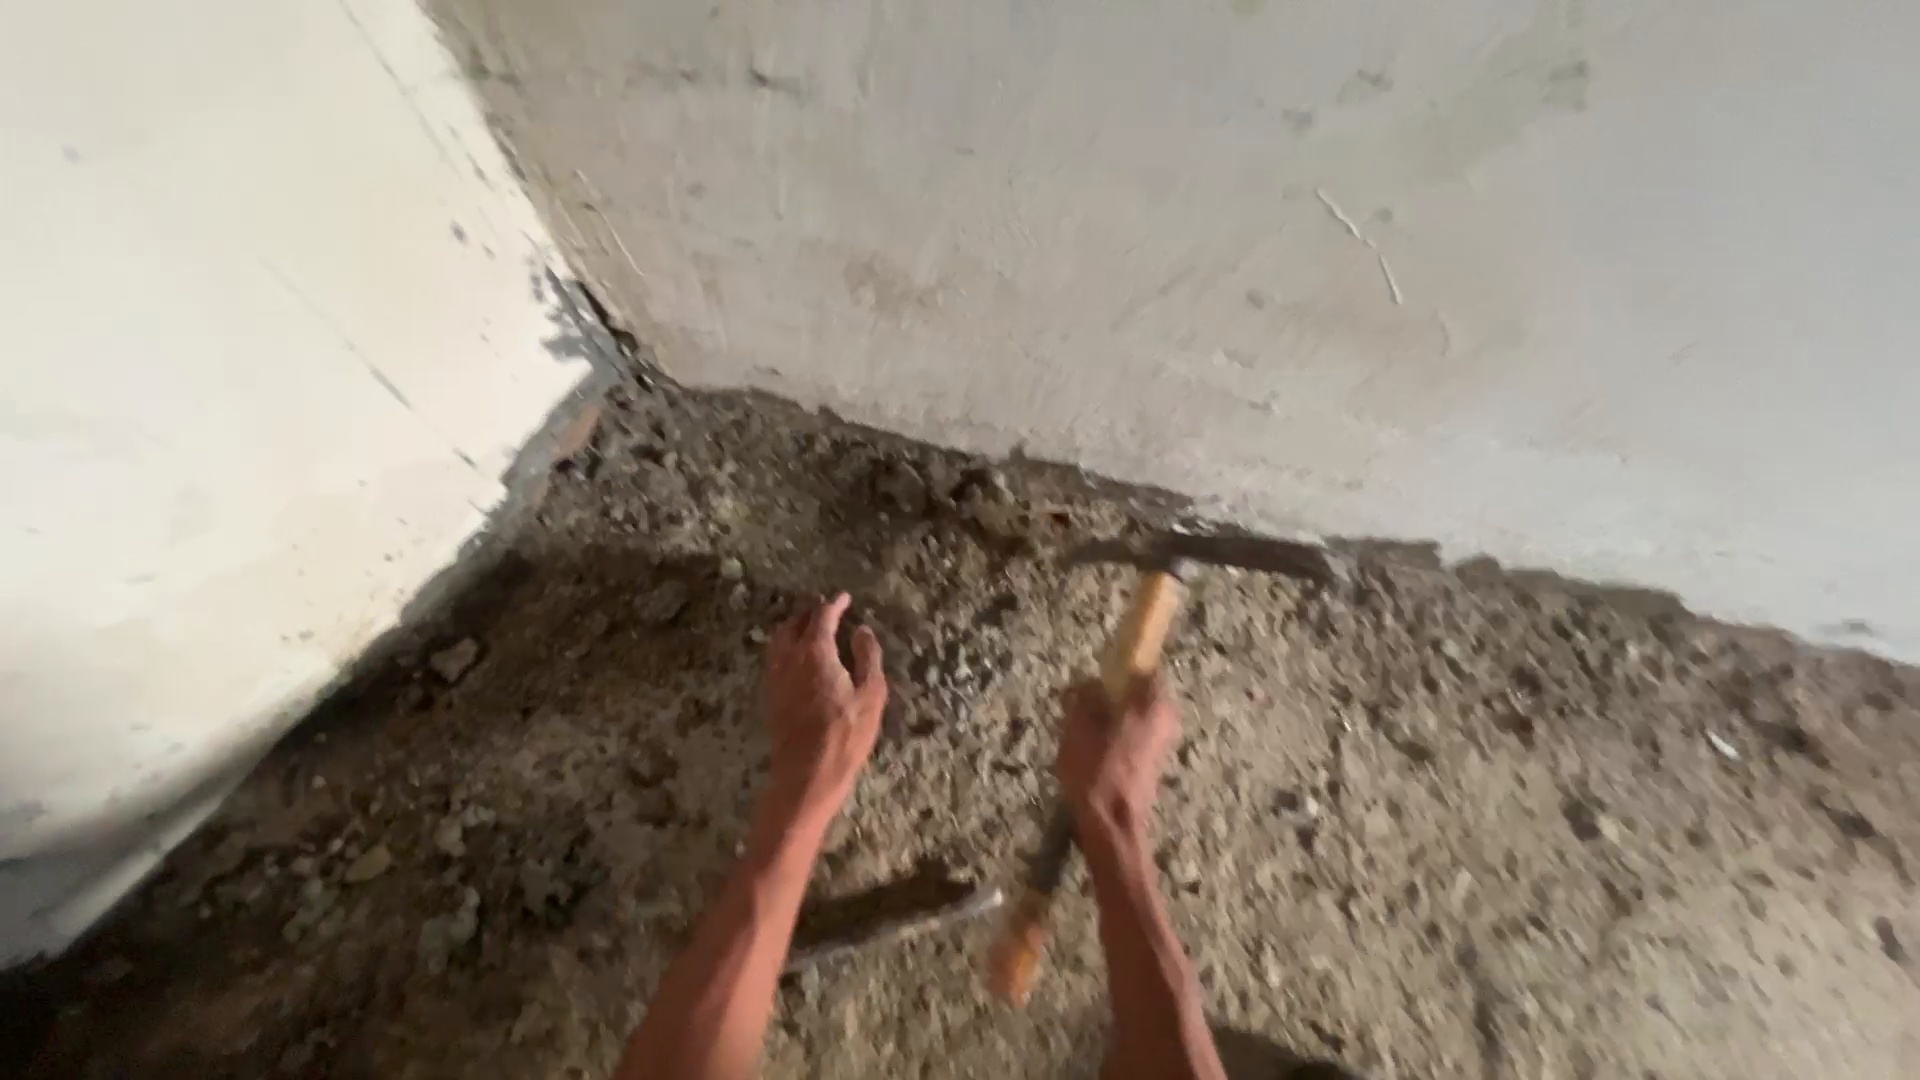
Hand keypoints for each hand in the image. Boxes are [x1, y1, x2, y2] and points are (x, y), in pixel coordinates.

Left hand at [760, 593, 886, 829]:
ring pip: (779, 641)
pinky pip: (775, 658)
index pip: (822, 617)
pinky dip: (786, 647)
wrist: (807, 774)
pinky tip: (798, 657)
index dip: (834, 604)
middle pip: (794, 625)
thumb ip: (867, 657)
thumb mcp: (871, 694)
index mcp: (815, 653)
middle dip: (810, 613)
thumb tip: (861, 631)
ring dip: (793, 628)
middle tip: (826, 609)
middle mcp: (790, 659)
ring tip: (809, 628)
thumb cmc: (846, 734)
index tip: (844, 598)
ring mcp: (776, 678)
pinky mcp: (772, 696)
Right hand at [1057, 673, 1179, 839]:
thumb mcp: (1079, 724)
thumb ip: (1084, 695)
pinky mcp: (1154, 761)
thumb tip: (1089, 684)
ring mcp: (1164, 741)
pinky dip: (1117, 734)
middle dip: (1111, 693)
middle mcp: (1167, 718)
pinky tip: (1093, 749)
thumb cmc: (1096, 769)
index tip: (1097, 672)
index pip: (1144, 665)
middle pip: (1139, 690)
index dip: (1120, 664)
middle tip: (1082, 704)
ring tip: (1083, 730)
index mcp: (1153, 702)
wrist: (1111, 824)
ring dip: (1112, 715)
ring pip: (1135, 713)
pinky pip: (1135, 732)